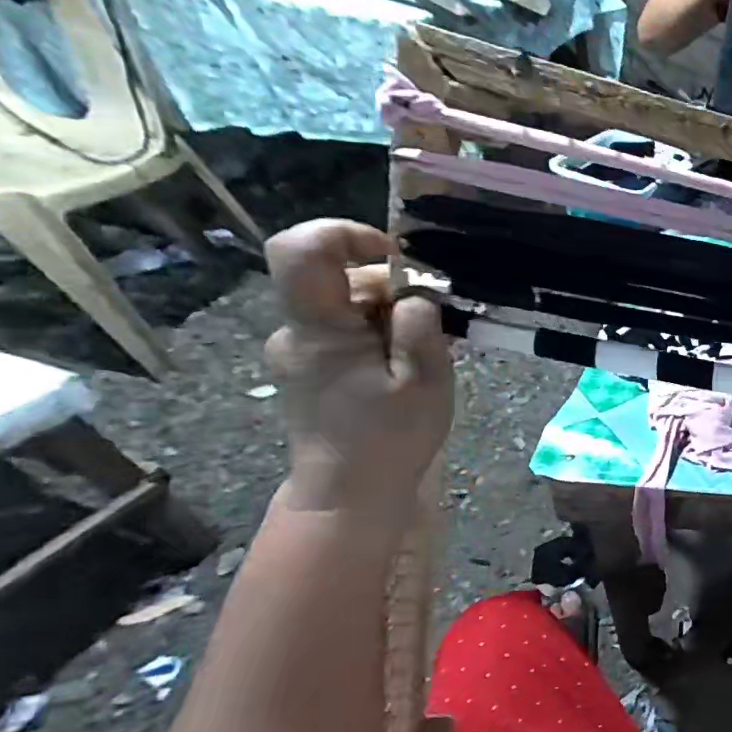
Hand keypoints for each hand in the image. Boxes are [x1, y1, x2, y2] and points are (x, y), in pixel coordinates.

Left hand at [262, 220, 453, 522]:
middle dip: (393, 291)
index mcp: (319, 330)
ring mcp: (298, 349)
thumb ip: (420, 328)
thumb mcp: (424, 383)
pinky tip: (402, 368)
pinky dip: (378, 335)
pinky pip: (344, 329)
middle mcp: (297, 331)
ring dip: (390, 317)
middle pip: (340, 279)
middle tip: (434, 329)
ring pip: (347, 305)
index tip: (394, 258)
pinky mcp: (307, 366)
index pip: (301, 249)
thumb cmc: (389, 441)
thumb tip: (414, 292)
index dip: (346, 234)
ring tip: (424, 356)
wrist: (347, 497)